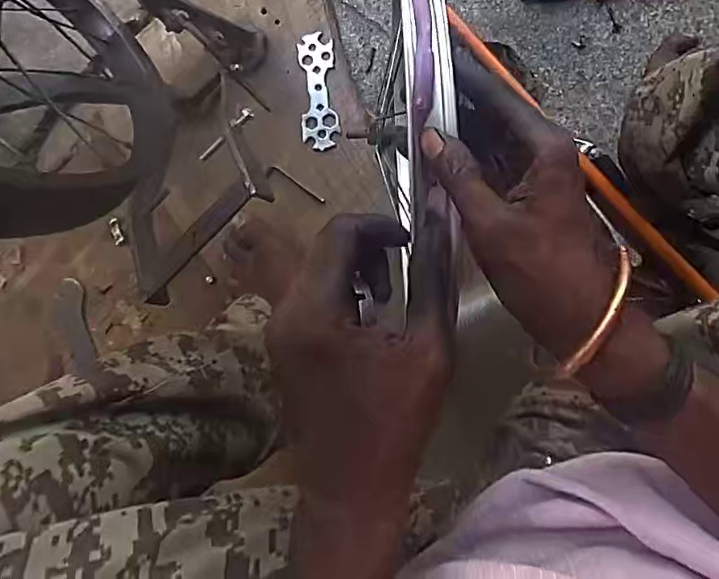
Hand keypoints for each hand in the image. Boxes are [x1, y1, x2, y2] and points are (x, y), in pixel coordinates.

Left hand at [267, 213, 452, 523]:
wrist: (349, 494)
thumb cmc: (395, 425)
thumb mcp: (429, 348)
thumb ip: (433, 280)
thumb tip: (440, 226)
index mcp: (315, 311)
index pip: (339, 232)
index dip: (379, 225)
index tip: (409, 241)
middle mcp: (285, 311)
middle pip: (325, 245)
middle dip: (369, 247)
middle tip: (401, 274)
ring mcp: (277, 327)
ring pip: (316, 265)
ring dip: (355, 267)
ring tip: (386, 301)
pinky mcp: (280, 341)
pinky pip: (310, 291)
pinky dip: (340, 288)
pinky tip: (366, 319)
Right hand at [423, 54, 668, 401]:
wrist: (587, 321)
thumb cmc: (543, 274)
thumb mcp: (492, 225)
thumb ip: (459, 176)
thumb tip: (432, 136)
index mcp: (545, 147)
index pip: (499, 97)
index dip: (467, 75)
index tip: (438, 54)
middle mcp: (546, 150)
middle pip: (495, 113)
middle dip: (457, 102)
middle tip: (418, 87)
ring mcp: (540, 171)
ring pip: (493, 138)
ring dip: (460, 129)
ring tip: (419, 114)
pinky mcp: (532, 191)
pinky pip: (496, 162)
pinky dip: (469, 157)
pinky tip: (440, 152)